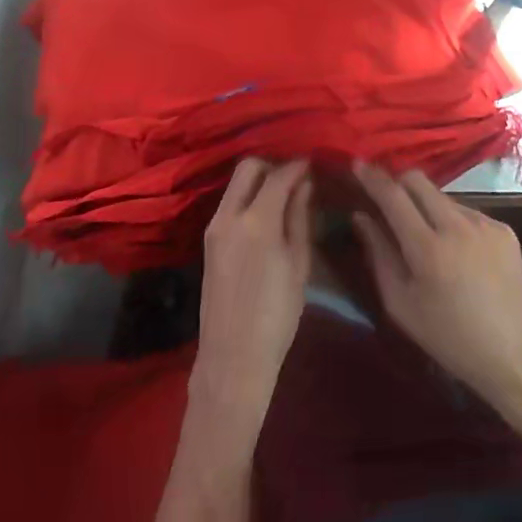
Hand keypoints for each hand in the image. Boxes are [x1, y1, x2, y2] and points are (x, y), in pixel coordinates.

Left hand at [195, 158, 313, 394]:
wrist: (233, 357)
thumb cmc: (276, 315)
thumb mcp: (299, 265)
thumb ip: (300, 218)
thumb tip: (304, 184)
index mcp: (257, 221)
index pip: (278, 175)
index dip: (298, 166)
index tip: (313, 164)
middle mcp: (229, 216)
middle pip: (248, 168)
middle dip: (272, 165)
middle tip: (295, 178)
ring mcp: (214, 227)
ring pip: (236, 184)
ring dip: (258, 181)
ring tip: (284, 194)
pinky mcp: (208, 241)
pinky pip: (229, 203)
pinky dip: (248, 197)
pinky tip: (267, 212)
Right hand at [351, 163, 521, 400]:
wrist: (511, 352)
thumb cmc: (446, 335)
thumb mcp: (400, 303)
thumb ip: (378, 254)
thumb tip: (361, 216)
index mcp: (428, 248)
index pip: (394, 196)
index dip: (373, 178)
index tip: (358, 164)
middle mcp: (458, 226)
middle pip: (419, 181)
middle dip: (398, 182)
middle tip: (388, 198)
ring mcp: (485, 224)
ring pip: (444, 197)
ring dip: (427, 207)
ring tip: (428, 237)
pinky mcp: (504, 229)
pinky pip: (468, 213)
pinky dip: (454, 223)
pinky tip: (458, 252)